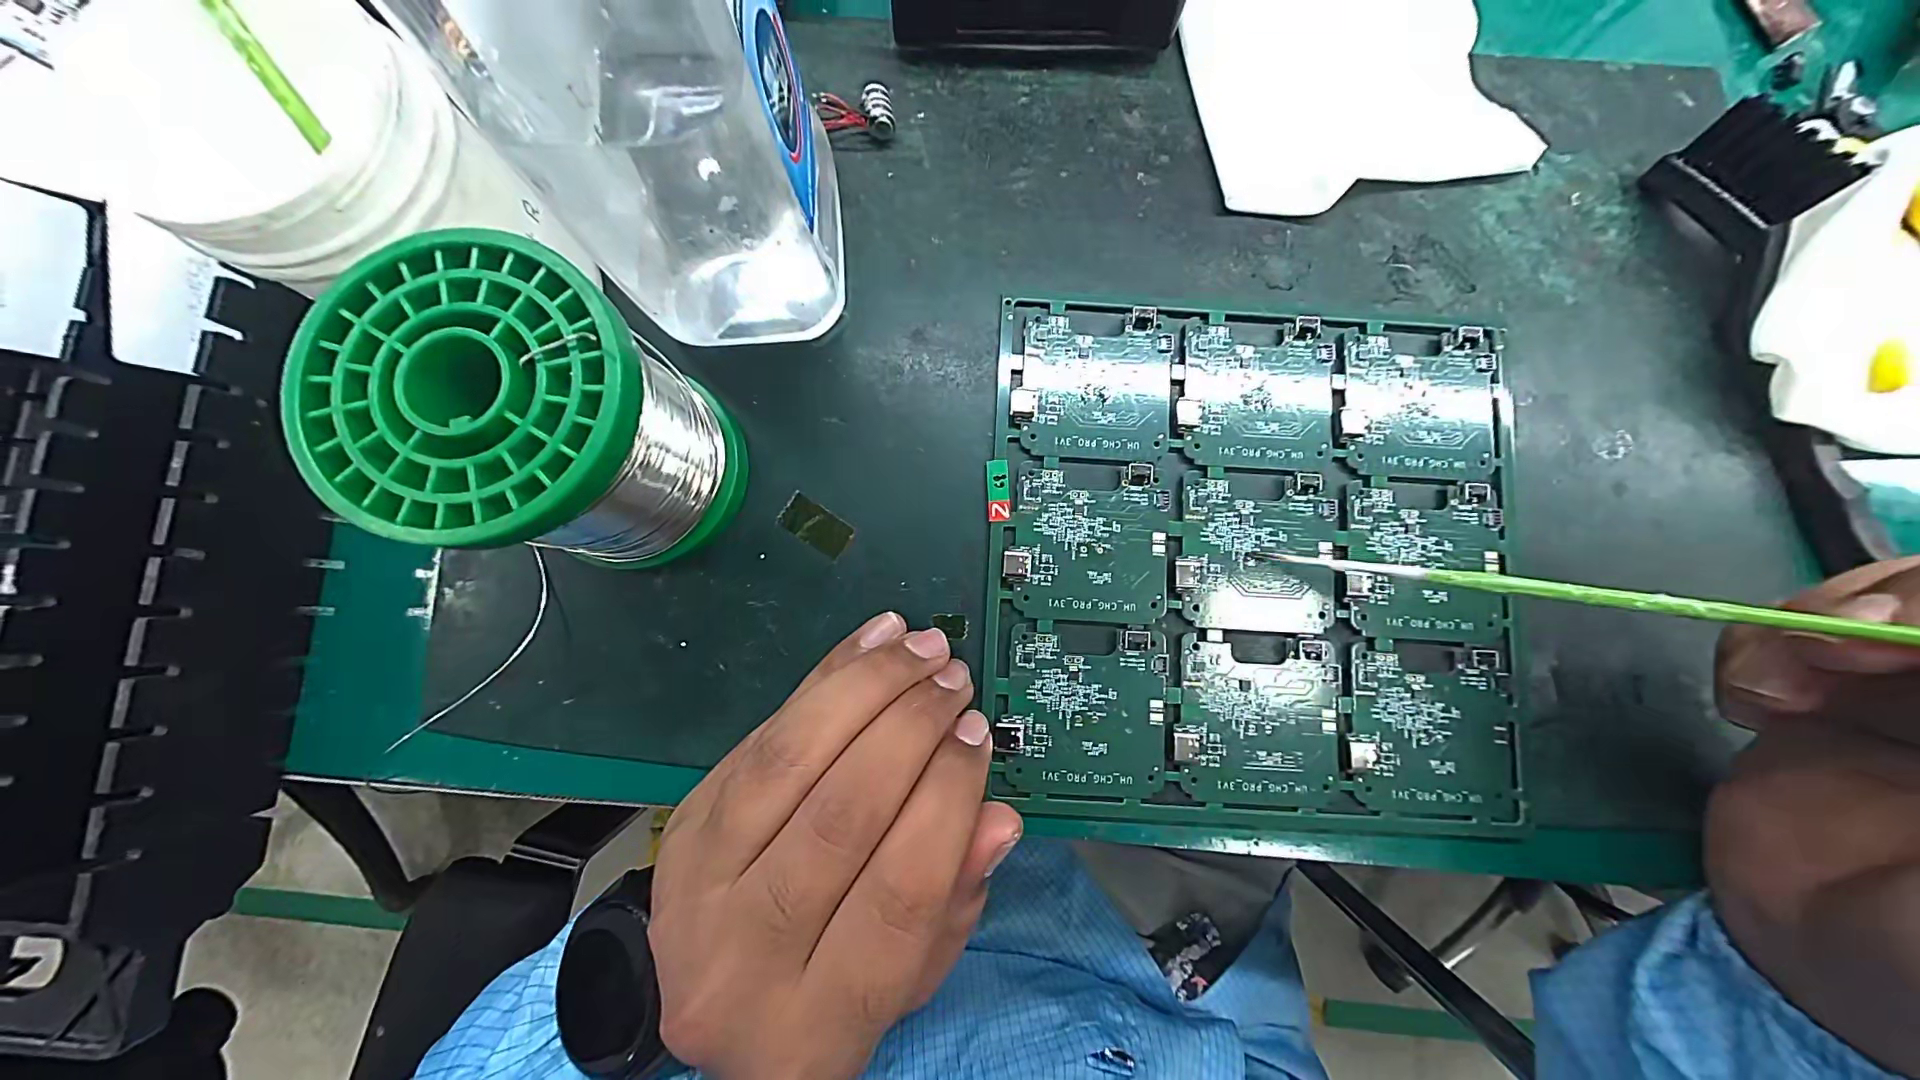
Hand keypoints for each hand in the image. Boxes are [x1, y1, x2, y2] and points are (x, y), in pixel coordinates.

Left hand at [648, 613, 1023, 1079]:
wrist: (712, 983)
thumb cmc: (827, 991)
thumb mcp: (906, 980)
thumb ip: (952, 904)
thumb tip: (998, 817)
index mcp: (812, 1024)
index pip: (897, 896)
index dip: (947, 800)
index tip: (978, 734)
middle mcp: (741, 955)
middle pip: (838, 816)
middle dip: (909, 729)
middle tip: (953, 680)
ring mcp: (697, 879)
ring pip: (787, 760)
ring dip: (864, 687)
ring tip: (918, 649)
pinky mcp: (686, 818)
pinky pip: (761, 732)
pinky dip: (822, 678)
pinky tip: (873, 641)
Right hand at [1709, 557, 1919, 1074]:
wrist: (1821, 963)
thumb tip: (1918, 643)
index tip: (1905, 637)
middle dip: (1902, 599)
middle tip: (1841, 641)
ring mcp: (1918, 694)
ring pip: (1881, 597)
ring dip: (1816, 615)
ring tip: (1782, 672)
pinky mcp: (1831, 696)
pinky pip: (1787, 632)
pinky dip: (1757, 645)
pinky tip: (1754, 697)